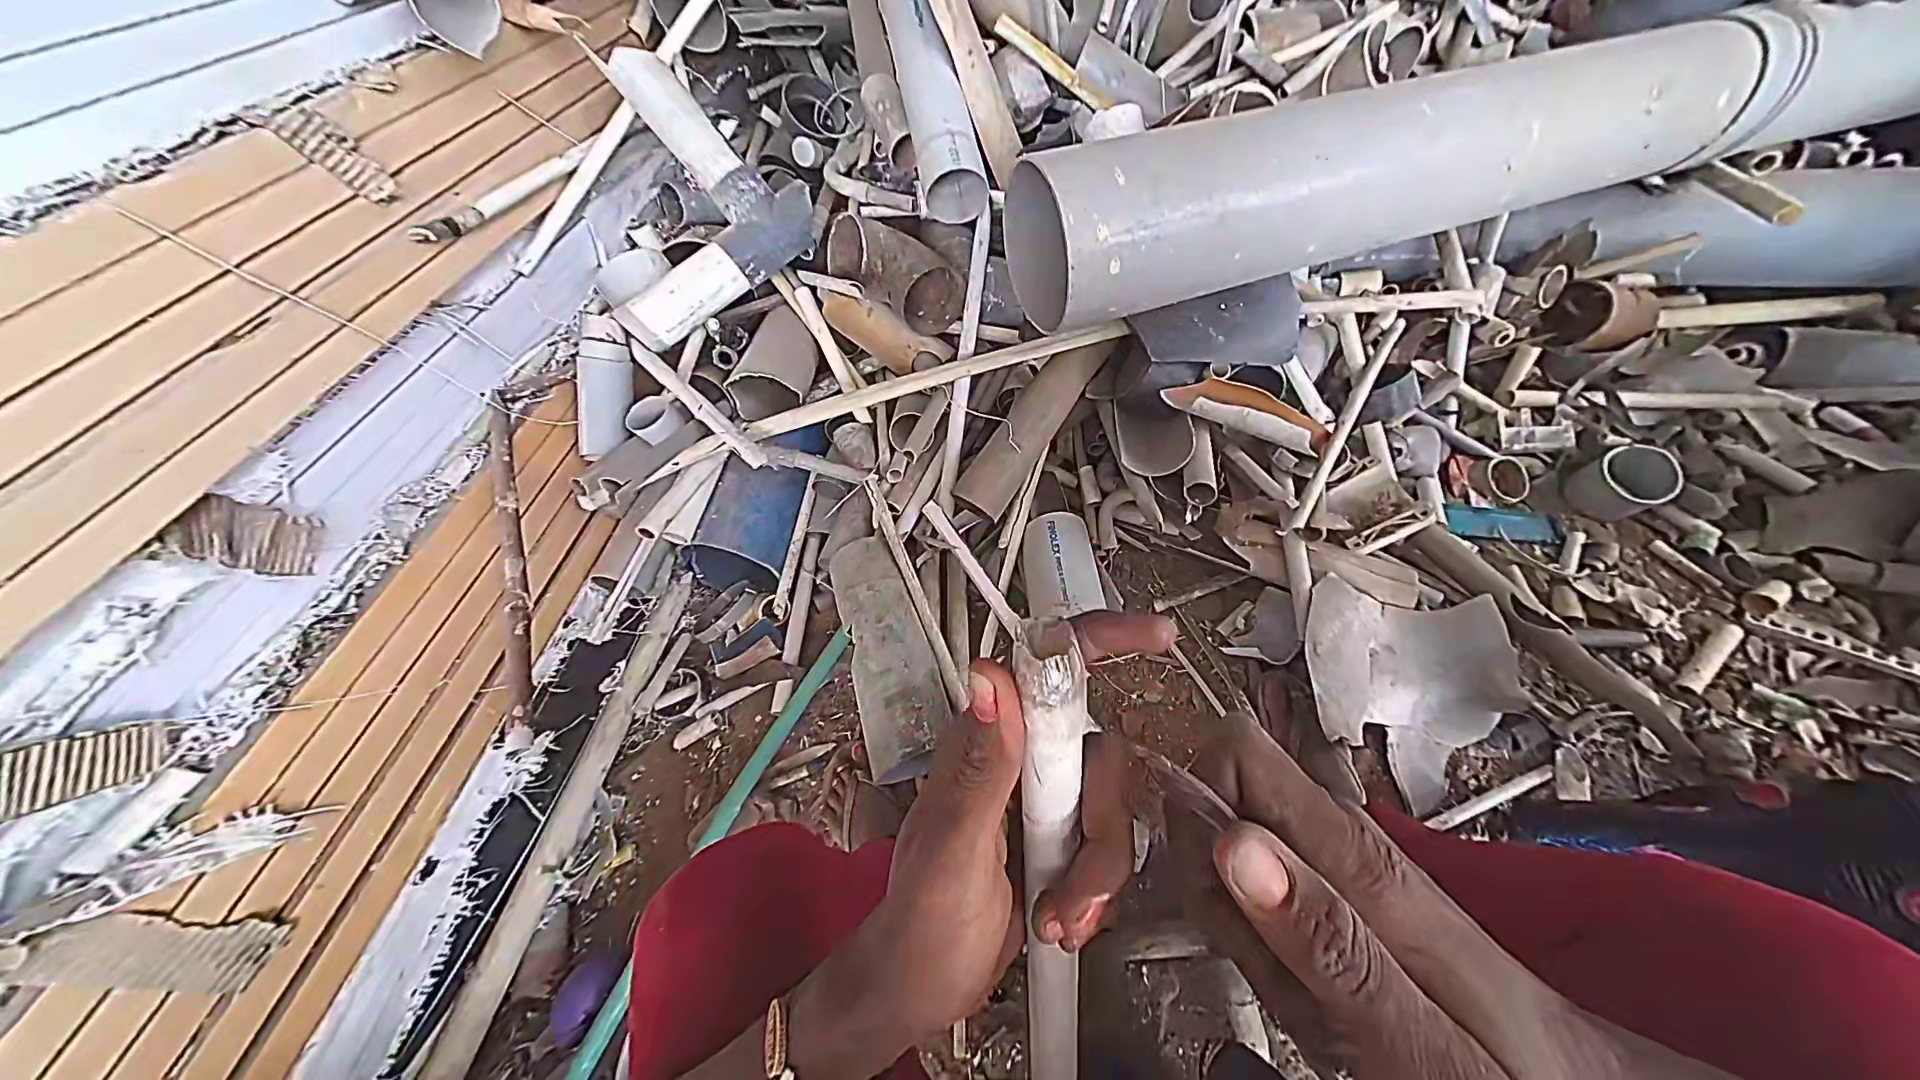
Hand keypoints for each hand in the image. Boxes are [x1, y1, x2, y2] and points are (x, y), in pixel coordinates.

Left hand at [781, 611, 1174, 1078]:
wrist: (923, 984)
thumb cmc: (921, 921)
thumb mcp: (953, 849)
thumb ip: (980, 767)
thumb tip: (990, 677)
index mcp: (987, 740)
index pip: (1045, 667)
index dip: (1100, 639)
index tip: (1154, 636)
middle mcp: (1020, 758)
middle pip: (1101, 749)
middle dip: (1102, 821)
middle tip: (1073, 879)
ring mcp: (1046, 799)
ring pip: (1114, 805)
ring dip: (1098, 870)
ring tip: (1058, 913)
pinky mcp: (1065, 837)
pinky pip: (1113, 844)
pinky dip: (1099, 889)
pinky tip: (1063, 917)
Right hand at [1174, 693, 1736, 1079]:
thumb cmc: (1505, 1075)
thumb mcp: (1417, 1041)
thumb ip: (1321, 938)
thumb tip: (1230, 837)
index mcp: (1356, 855)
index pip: (1236, 749)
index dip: (1188, 791)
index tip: (1184, 867)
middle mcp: (1339, 834)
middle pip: (1217, 783)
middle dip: (1192, 851)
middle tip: (1227, 935)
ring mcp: (1329, 853)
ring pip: (1222, 825)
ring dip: (1210, 887)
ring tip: (1256, 964)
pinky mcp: (1321, 880)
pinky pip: (1243, 872)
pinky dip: (1231, 909)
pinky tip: (1264, 961)